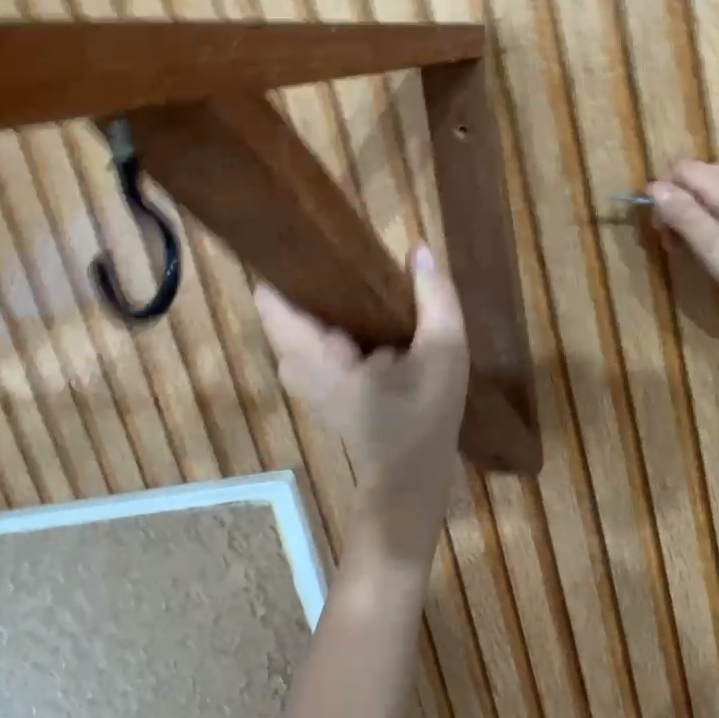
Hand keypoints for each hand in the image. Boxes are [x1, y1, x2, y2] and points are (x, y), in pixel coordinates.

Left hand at [254, 246, 469, 491]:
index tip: (303, 239)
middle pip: (279, 313)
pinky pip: (303, 343)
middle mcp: (300, 370)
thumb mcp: (444, 355)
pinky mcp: (317, 387)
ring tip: (341, 272)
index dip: (282, 270)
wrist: (413, 479)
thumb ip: (435, 299)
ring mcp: (305, 382)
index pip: (274, 307)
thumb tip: (419, 248)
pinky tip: (350, 307)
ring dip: (309, 302)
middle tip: (332, 249)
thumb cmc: (426, 418)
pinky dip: (316, 322)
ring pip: (291, 329)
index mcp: (320, 362)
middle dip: (300, 281)